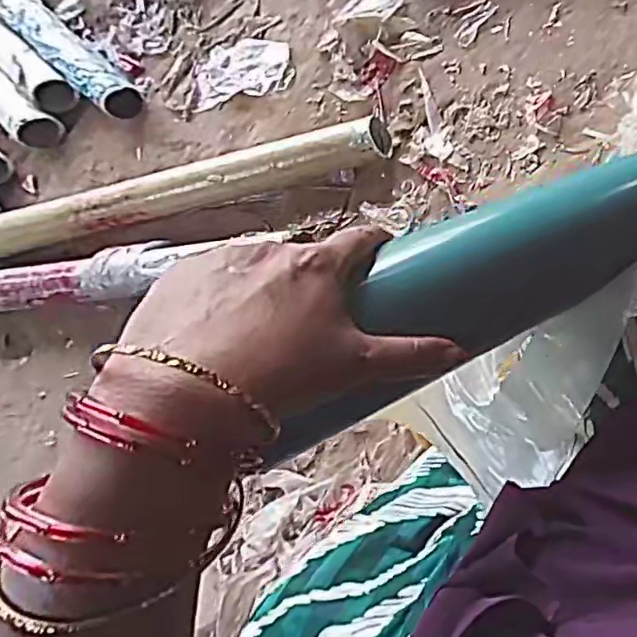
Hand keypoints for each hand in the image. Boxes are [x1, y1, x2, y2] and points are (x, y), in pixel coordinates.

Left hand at [109, 228, 466, 421]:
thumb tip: (459, 352)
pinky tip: (216, 328)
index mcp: (320, 264)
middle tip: (315, 316)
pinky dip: (219, 293)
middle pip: (309, 254)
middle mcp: (274, 249)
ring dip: (266, 283)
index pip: (362, 237)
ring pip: (259, 263)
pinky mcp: (177, 275)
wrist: (178, 400)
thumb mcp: (354, 367)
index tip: (378, 260)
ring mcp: (222, 258)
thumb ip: (411, 355)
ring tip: (261, 328)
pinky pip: (211, 274)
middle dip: (316, 276)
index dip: (375, 246)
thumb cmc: (279, 376)